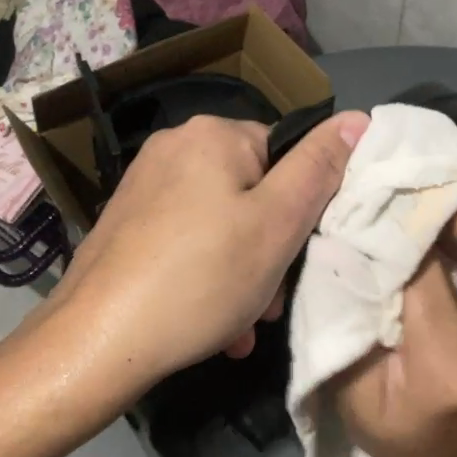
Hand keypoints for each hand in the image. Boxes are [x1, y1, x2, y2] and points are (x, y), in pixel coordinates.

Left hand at [45, 110, 368, 390]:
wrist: (99, 338)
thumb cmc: (202, 277)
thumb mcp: (277, 224)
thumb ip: (319, 169)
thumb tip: (357, 118)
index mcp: (211, 133)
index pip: (283, 155)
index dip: (300, 210)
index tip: (298, 260)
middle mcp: (173, 146)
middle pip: (250, 193)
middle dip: (268, 250)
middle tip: (268, 303)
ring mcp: (144, 185)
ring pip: (219, 224)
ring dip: (241, 273)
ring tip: (239, 325)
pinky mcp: (126, 223)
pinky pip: (186, 242)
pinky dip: (205, 277)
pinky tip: (211, 326)